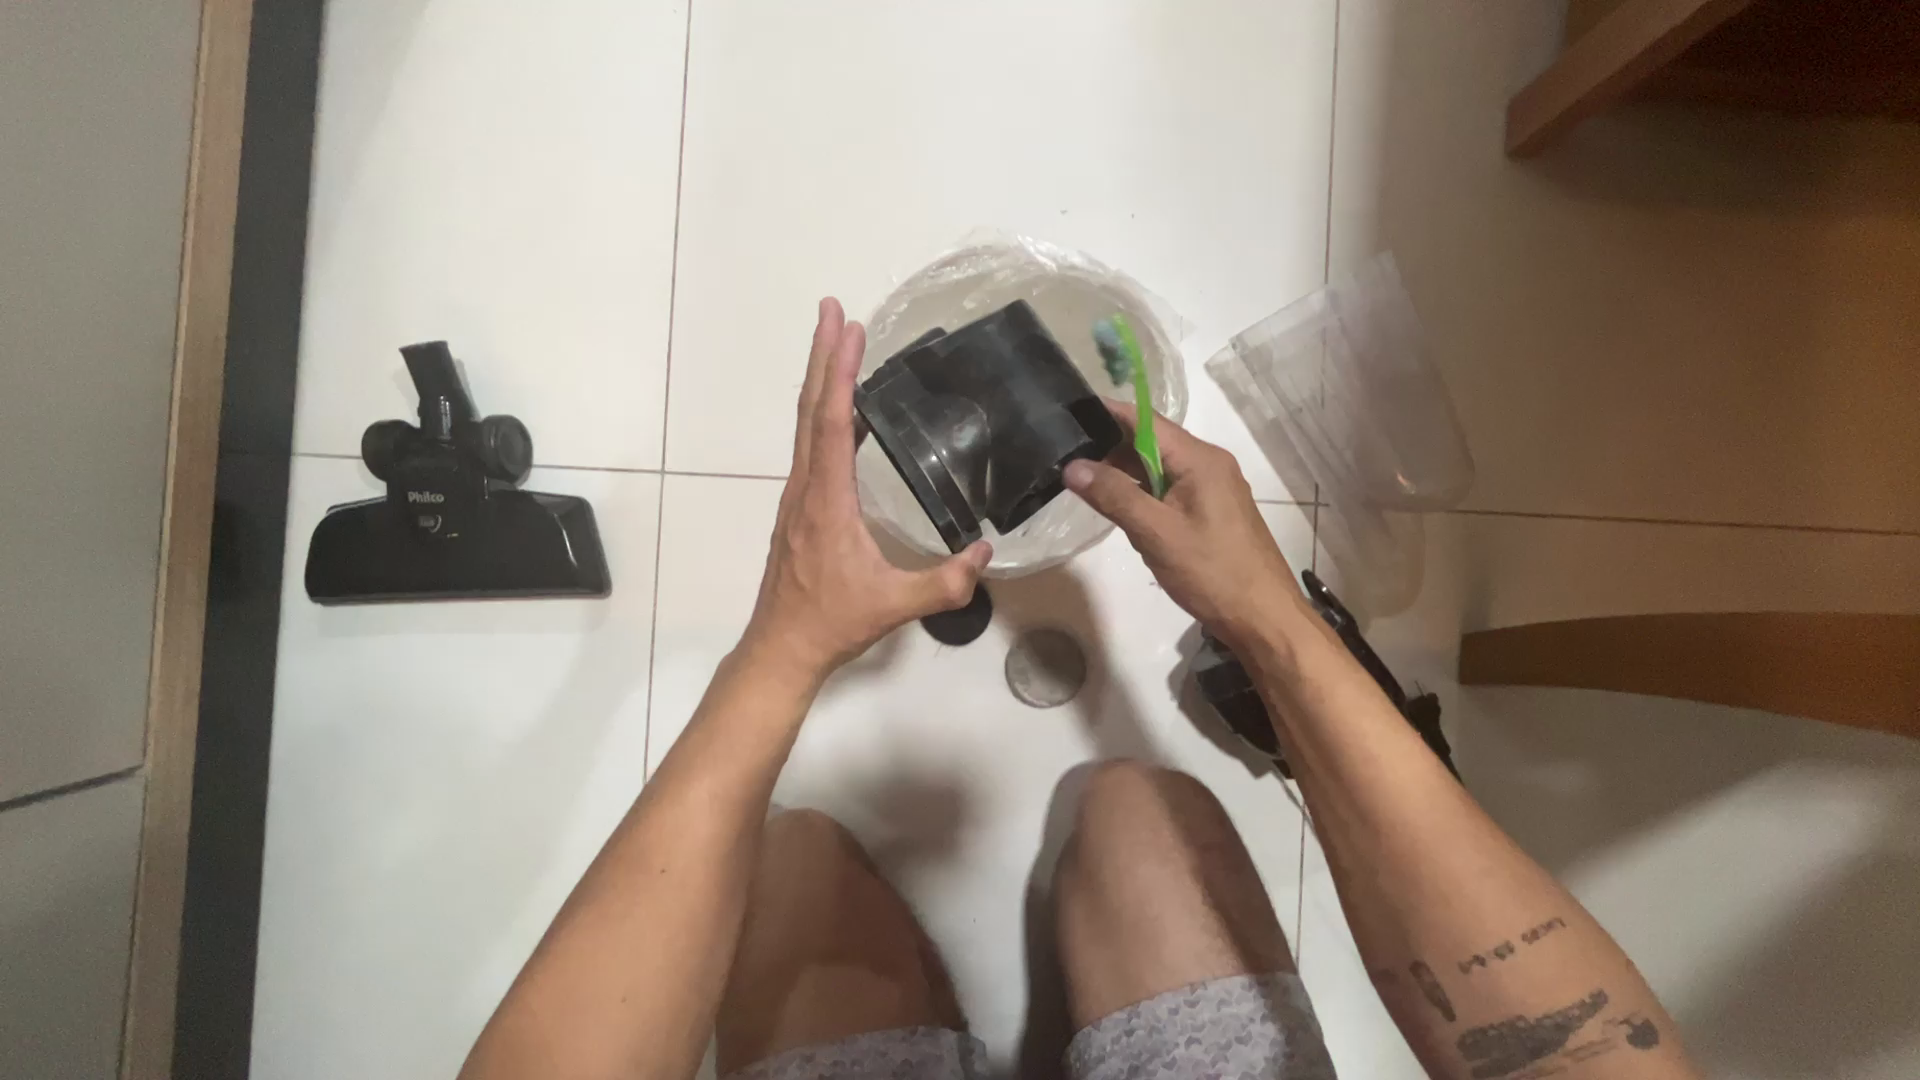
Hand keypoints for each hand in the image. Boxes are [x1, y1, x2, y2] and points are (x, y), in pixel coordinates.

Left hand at [738, 298, 993, 687]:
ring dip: (820, 382)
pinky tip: (845, 413)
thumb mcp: (895, 605)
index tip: (845, 327)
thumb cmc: (833, 623)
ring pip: (806, 426)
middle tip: (834, 311)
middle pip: (810, 410)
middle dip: (822, 357)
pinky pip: (811, 448)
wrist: (782, 648)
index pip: (832, 424)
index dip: (837, 373)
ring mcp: (798, 497)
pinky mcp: (799, 508)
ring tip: (839, 345)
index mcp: (826, 501)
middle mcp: (806, 488)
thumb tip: (986, 551)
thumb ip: (946, 582)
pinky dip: (825, 416)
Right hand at [1064, 402, 1306, 650]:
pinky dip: (1144, 494)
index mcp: (1200, 459)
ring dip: (1125, 474)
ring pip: (1160, 469)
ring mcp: (1212, 489)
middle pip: (1152, 443)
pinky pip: (1170, 491)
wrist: (1262, 618)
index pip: (1146, 420)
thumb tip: (1073, 467)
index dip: (1108, 413)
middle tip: (1065, 454)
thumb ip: (1114, 496)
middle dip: (1111, 447)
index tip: (1070, 413)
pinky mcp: (1211, 513)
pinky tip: (1119, 509)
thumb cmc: (1211, 572)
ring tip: (1082, 481)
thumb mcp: (1155, 533)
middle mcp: (1209, 465)